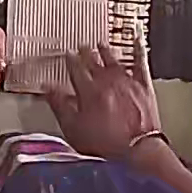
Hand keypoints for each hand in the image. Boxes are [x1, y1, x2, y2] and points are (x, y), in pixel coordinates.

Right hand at [45, 31, 161, 158]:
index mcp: (88, 92)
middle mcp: (107, 82)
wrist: (137, 151)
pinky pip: (141, 63)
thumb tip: (47, 88)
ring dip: (105, 51)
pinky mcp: (144, 87)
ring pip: (113, 61)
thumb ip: (60, 106)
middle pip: (93, 63)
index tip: (67, 54)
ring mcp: (127, 83)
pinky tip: (137, 41)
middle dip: (86, 53)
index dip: (70, 61)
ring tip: (100, 44)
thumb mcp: (73, 128)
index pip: (76, 70)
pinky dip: (138, 50)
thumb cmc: (105, 144)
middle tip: (81, 46)